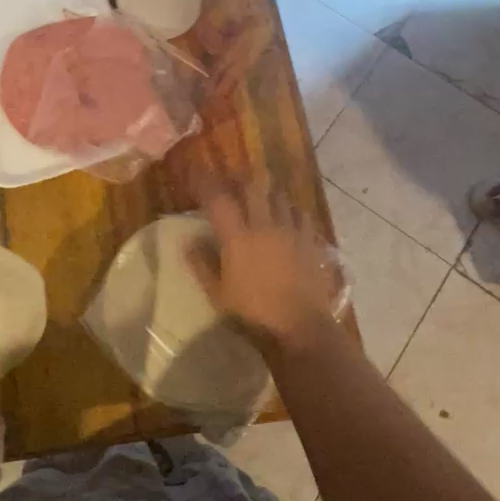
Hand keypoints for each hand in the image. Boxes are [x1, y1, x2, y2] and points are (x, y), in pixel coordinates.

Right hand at [189, 188, 342, 357]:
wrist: (300, 327)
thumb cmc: (253, 314)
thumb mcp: (218, 294)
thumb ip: (201, 264)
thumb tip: (189, 241)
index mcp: (237, 238)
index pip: (217, 199)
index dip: (205, 182)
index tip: (196, 173)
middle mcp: (264, 225)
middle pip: (251, 187)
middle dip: (238, 180)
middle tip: (230, 183)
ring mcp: (290, 230)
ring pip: (278, 195)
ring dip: (266, 192)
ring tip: (259, 198)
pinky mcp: (310, 240)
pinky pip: (300, 213)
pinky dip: (290, 209)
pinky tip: (286, 217)